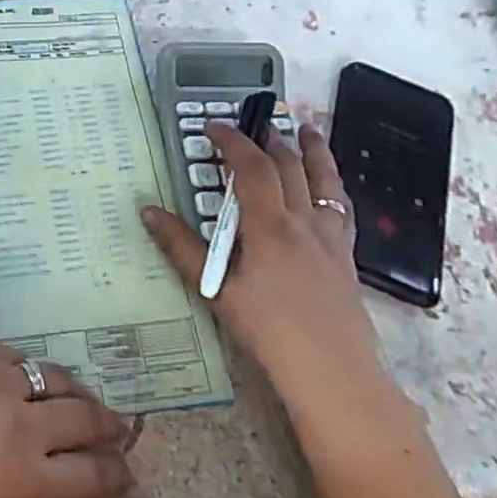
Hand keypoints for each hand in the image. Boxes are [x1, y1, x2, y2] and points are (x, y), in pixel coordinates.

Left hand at [0, 343, 131, 497]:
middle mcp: (19, 423)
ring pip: (56, 376)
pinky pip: (17, 355)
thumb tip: (81, 486)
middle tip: (118, 429)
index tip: (125, 470)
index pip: (94, 473)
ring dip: (77, 390)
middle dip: (109, 426)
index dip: (116, 472)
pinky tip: (30, 378)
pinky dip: (29, 369)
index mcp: (24, 476)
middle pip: (85, 418)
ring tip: (85, 398)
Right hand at [141, 123, 382, 393]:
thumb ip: (182, 247)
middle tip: (254, 125)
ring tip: (306, 130)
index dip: (233, 141)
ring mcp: (331, 238)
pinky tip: (330, 188)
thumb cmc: (269, 331)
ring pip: (325, 181)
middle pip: (290, 167)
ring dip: (313, 152)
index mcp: (270, 227)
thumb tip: (149, 211)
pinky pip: (342, 208)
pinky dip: (333, 186)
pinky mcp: (347, 256)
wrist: (334, 373)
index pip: (252, 168)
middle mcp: (304, 223)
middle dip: (269, 140)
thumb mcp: (216, 289)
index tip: (213, 127)